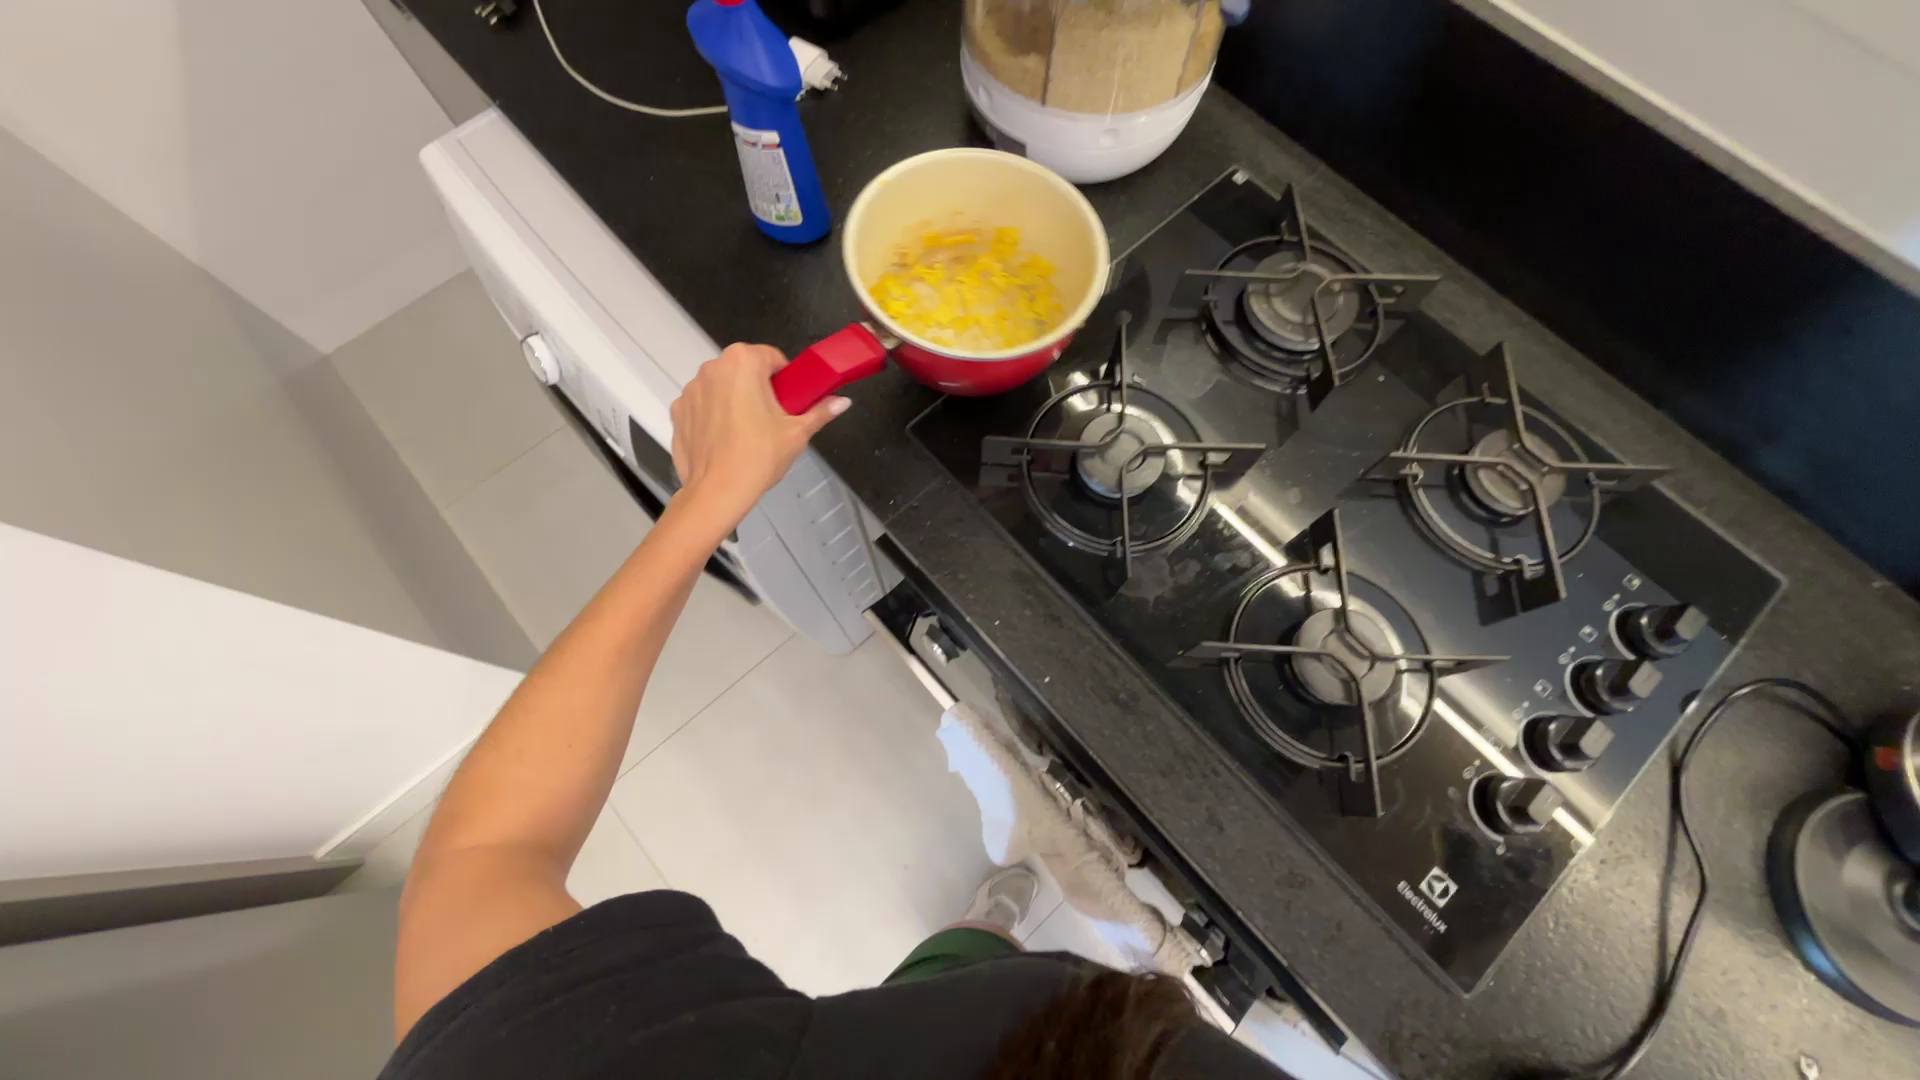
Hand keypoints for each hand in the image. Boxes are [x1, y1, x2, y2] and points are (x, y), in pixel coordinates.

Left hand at [669, 343, 849, 532]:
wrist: (717, 492)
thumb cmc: (760, 456)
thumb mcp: (798, 432)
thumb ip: (821, 411)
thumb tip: (844, 402)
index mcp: (744, 361)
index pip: (772, 357)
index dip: (785, 379)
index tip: (789, 403)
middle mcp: (713, 367)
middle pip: (745, 370)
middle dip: (758, 388)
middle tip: (772, 420)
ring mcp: (691, 389)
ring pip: (722, 387)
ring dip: (735, 400)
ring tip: (747, 434)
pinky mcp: (677, 411)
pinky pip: (703, 406)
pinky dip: (714, 417)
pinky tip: (724, 441)